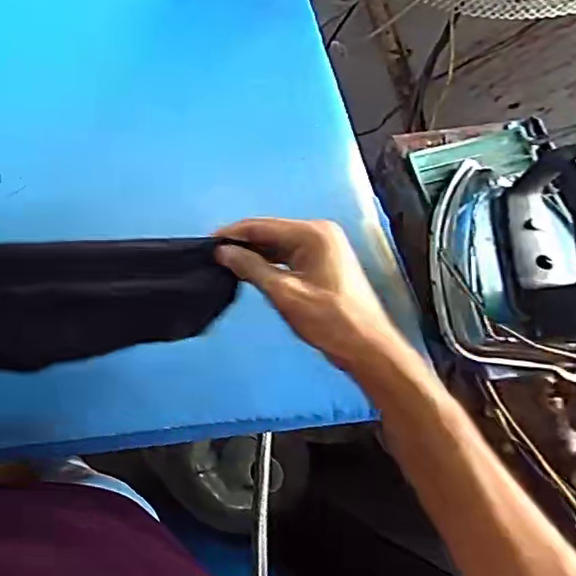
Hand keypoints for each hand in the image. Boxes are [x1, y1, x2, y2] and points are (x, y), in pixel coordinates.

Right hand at [214, 218, 420, 380]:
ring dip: (253, 253)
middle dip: (241, 243)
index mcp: (313, 234)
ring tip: (226, 263)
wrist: (369, 349)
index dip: (231, 234)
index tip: (206, 244)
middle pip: (269, 232)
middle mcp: (319, 233)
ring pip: (276, 243)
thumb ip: (250, 268)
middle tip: (213, 255)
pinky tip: (250, 271)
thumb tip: (222, 251)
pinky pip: (286, 254)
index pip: (260, 226)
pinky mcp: (323, 261)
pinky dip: (268, 261)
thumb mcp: (284, 293)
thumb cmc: (329, 320)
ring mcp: (324, 246)